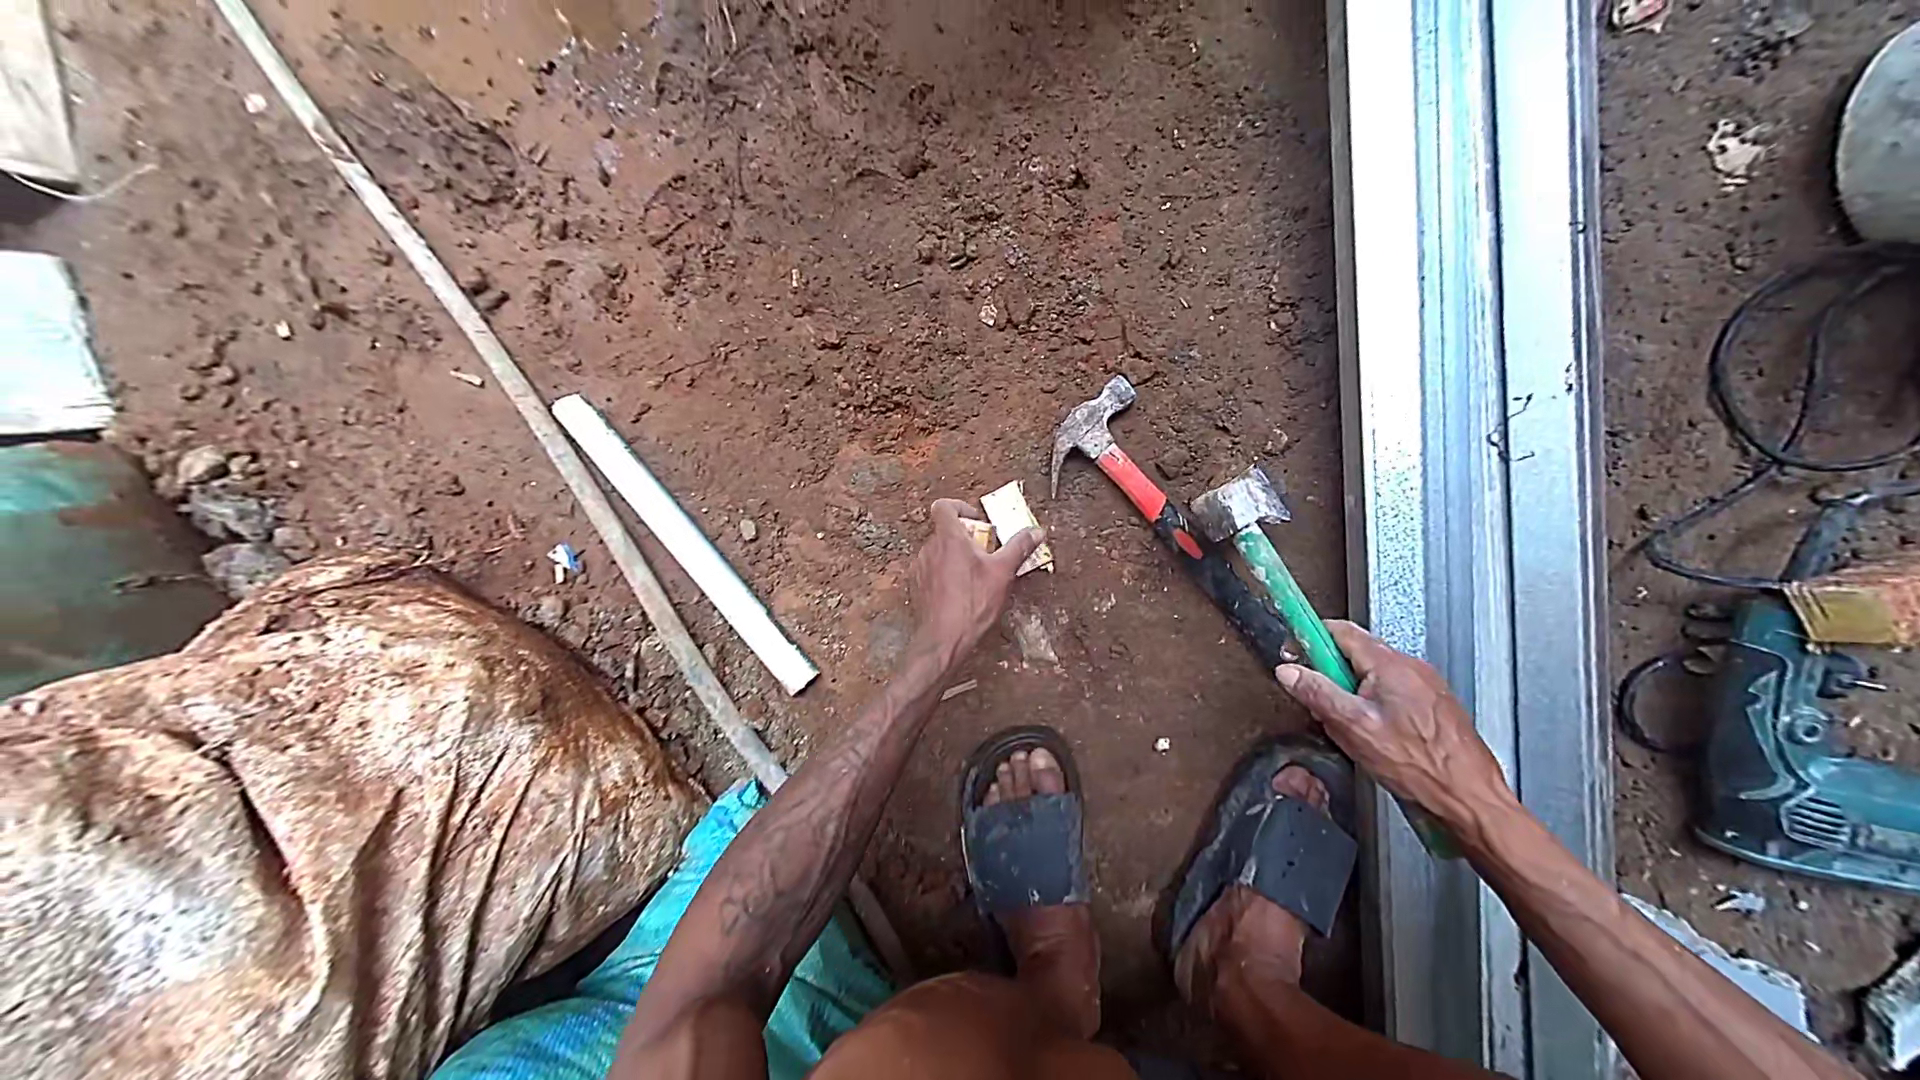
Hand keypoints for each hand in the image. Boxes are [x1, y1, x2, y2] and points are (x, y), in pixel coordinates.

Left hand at [907, 499, 1043, 666]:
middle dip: (967, 538)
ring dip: (956, 557)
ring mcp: (921, 568)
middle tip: (986, 553)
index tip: (978, 522)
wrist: (944, 639)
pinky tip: (962, 592)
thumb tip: (1035, 532)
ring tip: (976, 575)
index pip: (945, 506)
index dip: (961, 508)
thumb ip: (1019, 547)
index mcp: (949, 539)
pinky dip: (946, 574)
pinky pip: (932, 570)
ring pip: (939, 551)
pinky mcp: (918, 586)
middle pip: (945, 531)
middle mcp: (930, 549)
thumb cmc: (972, 605)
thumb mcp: (1003, 572)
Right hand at [1274, 621, 1515, 833]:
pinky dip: (1373, 705)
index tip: (1292, 650)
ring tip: (1351, 726)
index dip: (1309, 638)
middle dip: (1330, 674)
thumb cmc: (1422, 767)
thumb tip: (1289, 671)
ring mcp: (1426, 685)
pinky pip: (1391, 692)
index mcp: (1391, 665)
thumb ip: (1317, 693)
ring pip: (1372, 675)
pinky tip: (1374, 734)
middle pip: (1354, 653)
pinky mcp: (1433, 704)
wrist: (1470, 799)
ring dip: (1351, 693)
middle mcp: (1412, 668)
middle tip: (1322, 703)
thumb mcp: (1353, 727)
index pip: (1339, 630)